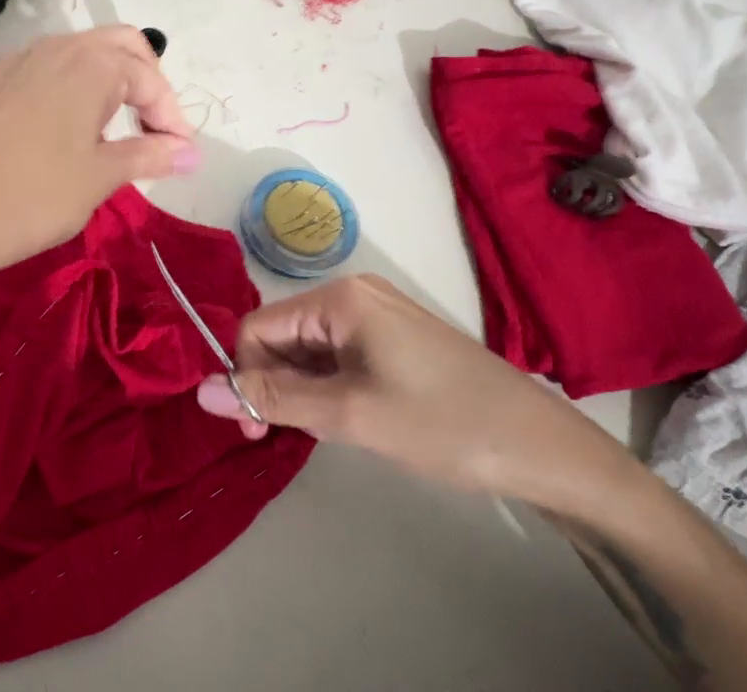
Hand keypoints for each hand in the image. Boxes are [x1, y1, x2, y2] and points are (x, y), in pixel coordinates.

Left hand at [0, 26, 199, 279]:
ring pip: (74, 55)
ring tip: (111, 131)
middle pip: (117, 46)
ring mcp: (13, 63)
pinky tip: (58, 133)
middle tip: (151, 128)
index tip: (178, 154)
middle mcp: (52, 49)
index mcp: (90, 65)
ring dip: (104, 82)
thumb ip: (149, 155)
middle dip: (144, 82)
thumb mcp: (99, 178)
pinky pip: (39, 73)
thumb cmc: (31, 197)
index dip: (171, 115)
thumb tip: (191, 152)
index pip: (149, 77)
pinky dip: (65, 91)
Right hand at [197, 276, 643, 518]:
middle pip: (281, 337)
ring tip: (334, 431)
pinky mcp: (395, 342)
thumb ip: (272, 398)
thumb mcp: (349, 414)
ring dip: (304, 393)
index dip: (246, 376)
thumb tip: (201, 389)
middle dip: (276, 386)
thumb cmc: (444, 425)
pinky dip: (330, 391)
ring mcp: (378, 318)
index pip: (257, 328)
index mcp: (340, 299)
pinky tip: (354, 420)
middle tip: (293, 437)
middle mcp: (354, 296)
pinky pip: (338, 359)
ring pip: (308, 352)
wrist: (545, 450)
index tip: (257, 432)